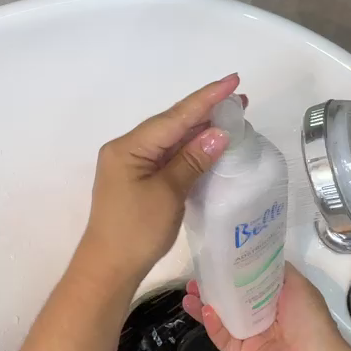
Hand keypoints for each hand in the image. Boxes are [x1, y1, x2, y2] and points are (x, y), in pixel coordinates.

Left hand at [72, 75, 239, 289]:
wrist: (108, 269)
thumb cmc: (136, 231)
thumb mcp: (168, 193)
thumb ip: (192, 160)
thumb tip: (218, 133)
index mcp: (129, 147)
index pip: (174, 116)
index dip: (206, 99)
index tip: (233, 81)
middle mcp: (128, 149)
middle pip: (172, 123)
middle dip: (206, 111)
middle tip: (241, 100)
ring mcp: (132, 165)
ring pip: (171, 139)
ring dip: (200, 130)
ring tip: (232, 118)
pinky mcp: (138, 180)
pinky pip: (168, 156)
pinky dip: (190, 149)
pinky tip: (209, 145)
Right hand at [183, 267, 350, 350]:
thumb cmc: (308, 318)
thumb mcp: (297, 284)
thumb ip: (276, 269)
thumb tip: (258, 254)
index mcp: (276, 299)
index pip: (248, 282)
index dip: (231, 271)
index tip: (213, 261)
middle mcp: (262, 316)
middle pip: (230, 301)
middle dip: (211, 290)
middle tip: (193, 280)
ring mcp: (251, 336)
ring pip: (222, 319)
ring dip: (204, 307)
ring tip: (187, 296)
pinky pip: (224, 339)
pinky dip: (213, 326)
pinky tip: (205, 311)